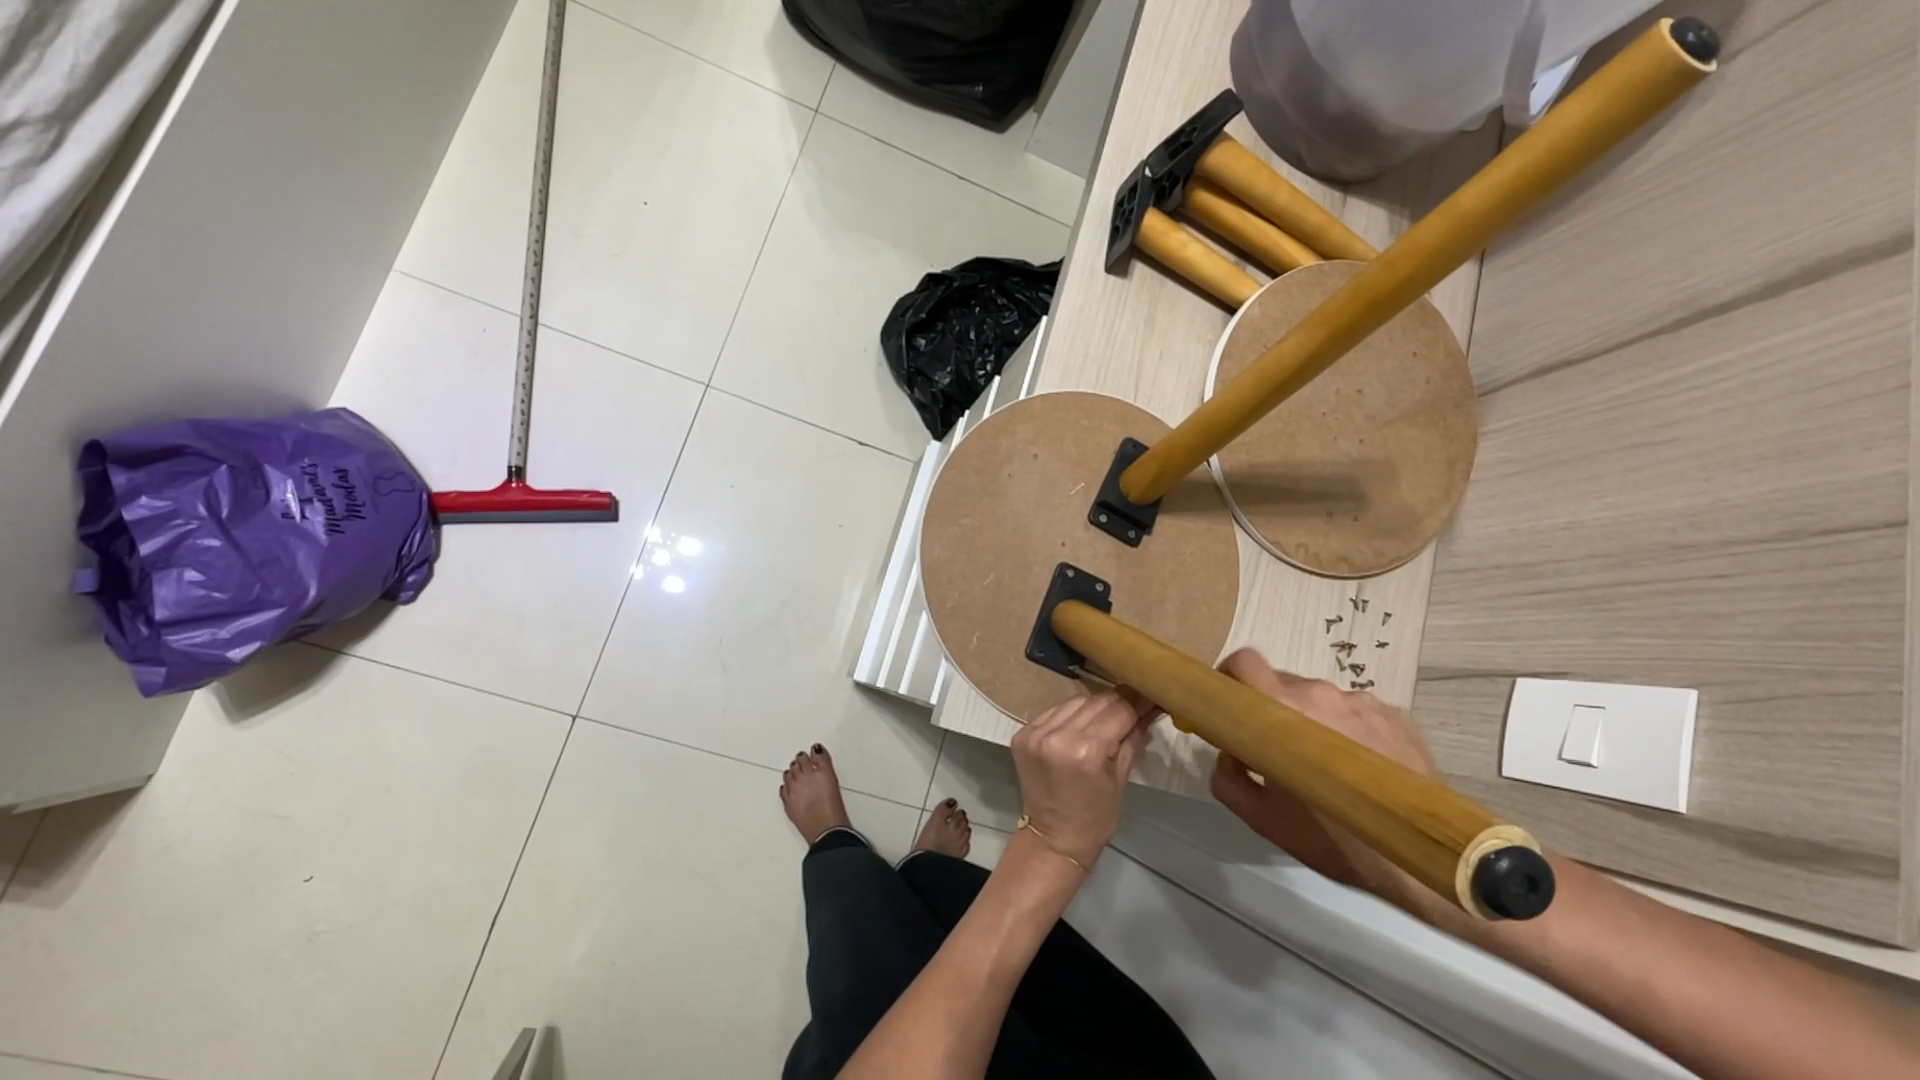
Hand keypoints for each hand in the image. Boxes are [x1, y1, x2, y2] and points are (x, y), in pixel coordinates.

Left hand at [1011, 690, 1154, 867]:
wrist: (1053, 839)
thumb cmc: (1095, 818)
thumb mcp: (1121, 778)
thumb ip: (1133, 737)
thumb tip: (1151, 708)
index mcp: (1086, 750)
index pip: (1120, 710)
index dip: (1140, 701)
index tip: (1154, 694)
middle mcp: (1058, 735)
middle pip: (1098, 702)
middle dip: (1121, 699)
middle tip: (1139, 699)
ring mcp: (1036, 733)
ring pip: (1076, 701)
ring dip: (1096, 705)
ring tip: (1112, 712)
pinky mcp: (1022, 734)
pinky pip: (1055, 712)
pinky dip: (1072, 714)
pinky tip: (1084, 722)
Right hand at [1207, 648, 1450, 920]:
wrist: (1424, 857)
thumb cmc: (1334, 839)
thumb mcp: (1263, 819)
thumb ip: (1228, 779)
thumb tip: (1229, 754)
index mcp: (1284, 710)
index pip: (1245, 662)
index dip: (1229, 677)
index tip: (1227, 704)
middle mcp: (1323, 693)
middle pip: (1282, 683)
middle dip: (1270, 710)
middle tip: (1274, 750)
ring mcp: (1364, 702)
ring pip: (1320, 700)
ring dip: (1310, 721)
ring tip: (1323, 767)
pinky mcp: (1397, 715)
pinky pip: (1355, 712)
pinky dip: (1346, 731)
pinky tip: (1357, 769)